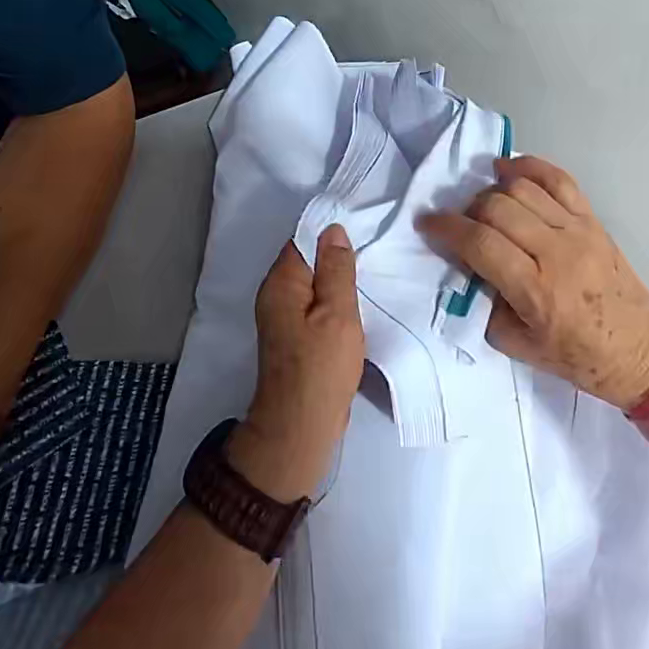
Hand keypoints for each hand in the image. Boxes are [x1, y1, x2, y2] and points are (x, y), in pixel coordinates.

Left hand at [230, 225, 365, 501]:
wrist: (301, 421)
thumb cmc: (320, 365)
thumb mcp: (336, 313)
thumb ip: (335, 271)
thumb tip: (332, 231)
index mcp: (280, 283)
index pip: (301, 242)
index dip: (328, 234)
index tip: (362, 227)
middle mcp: (274, 295)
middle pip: (305, 263)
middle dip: (334, 257)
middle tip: (374, 250)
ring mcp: (281, 317)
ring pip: (311, 287)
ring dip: (336, 283)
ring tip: (371, 274)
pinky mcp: (293, 337)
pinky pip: (313, 308)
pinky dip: (332, 304)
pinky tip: (356, 306)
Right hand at [416, 156, 648, 408]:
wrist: (642, 353)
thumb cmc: (573, 355)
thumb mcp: (511, 341)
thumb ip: (481, 302)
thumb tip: (462, 266)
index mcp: (535, 289)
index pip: (479, 242)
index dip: (445, 227)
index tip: (426, 223)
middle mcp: (558, 253)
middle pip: (497, 207)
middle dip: (467, 211)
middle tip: (460, 225)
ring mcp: (579, 232)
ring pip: (523, 188)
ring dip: (492, 191)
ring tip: (482, 207)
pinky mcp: (593, 222)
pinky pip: (559, 180)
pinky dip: (528, 168)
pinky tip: (507, 172)